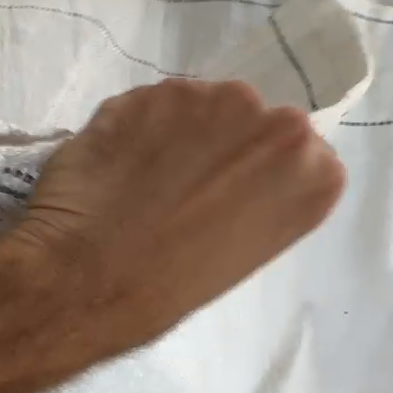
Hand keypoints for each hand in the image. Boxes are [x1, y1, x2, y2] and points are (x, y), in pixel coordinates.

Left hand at [8, 78, 345, 358]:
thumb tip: (215, 190)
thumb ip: (242, 208)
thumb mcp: (228, 261)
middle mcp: (277, 123)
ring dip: (159, 137)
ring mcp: (209, 100)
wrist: (79, 285)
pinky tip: (98, 175)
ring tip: (124, 187)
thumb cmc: (154, 296)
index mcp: (313, 174)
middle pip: (238, 121)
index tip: (206, 200)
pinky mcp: (144, 96)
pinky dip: (116, 136)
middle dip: (202, 147)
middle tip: (160, 193)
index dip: (235, 176)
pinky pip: (132, 112)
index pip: (284, 156)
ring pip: (184, 109)